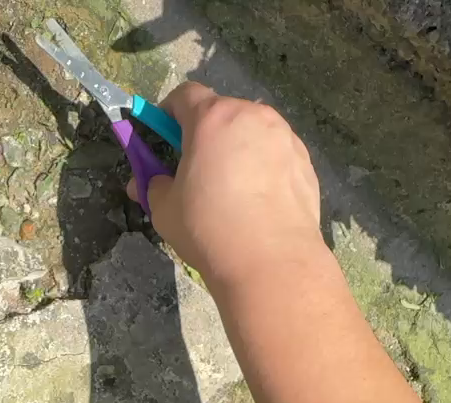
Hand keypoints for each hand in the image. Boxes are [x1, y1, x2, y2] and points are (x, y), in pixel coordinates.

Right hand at [131, 83, 325, 292]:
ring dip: (237, 150)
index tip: (162, 133)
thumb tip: (146, 183)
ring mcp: (283, 135)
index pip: (185, 95)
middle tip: (196, 171)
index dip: (169, 111)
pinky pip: (275, 155)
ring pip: (252, 133)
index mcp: (212, 119)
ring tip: (231, 192)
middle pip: (222, 113)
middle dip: (206, 135)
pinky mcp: (304, 160)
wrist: (268, 259)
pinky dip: (263, 169)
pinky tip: (257, 204)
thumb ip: (154, 188)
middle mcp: (251, 116)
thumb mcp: (165, 211)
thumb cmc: (207, 228)